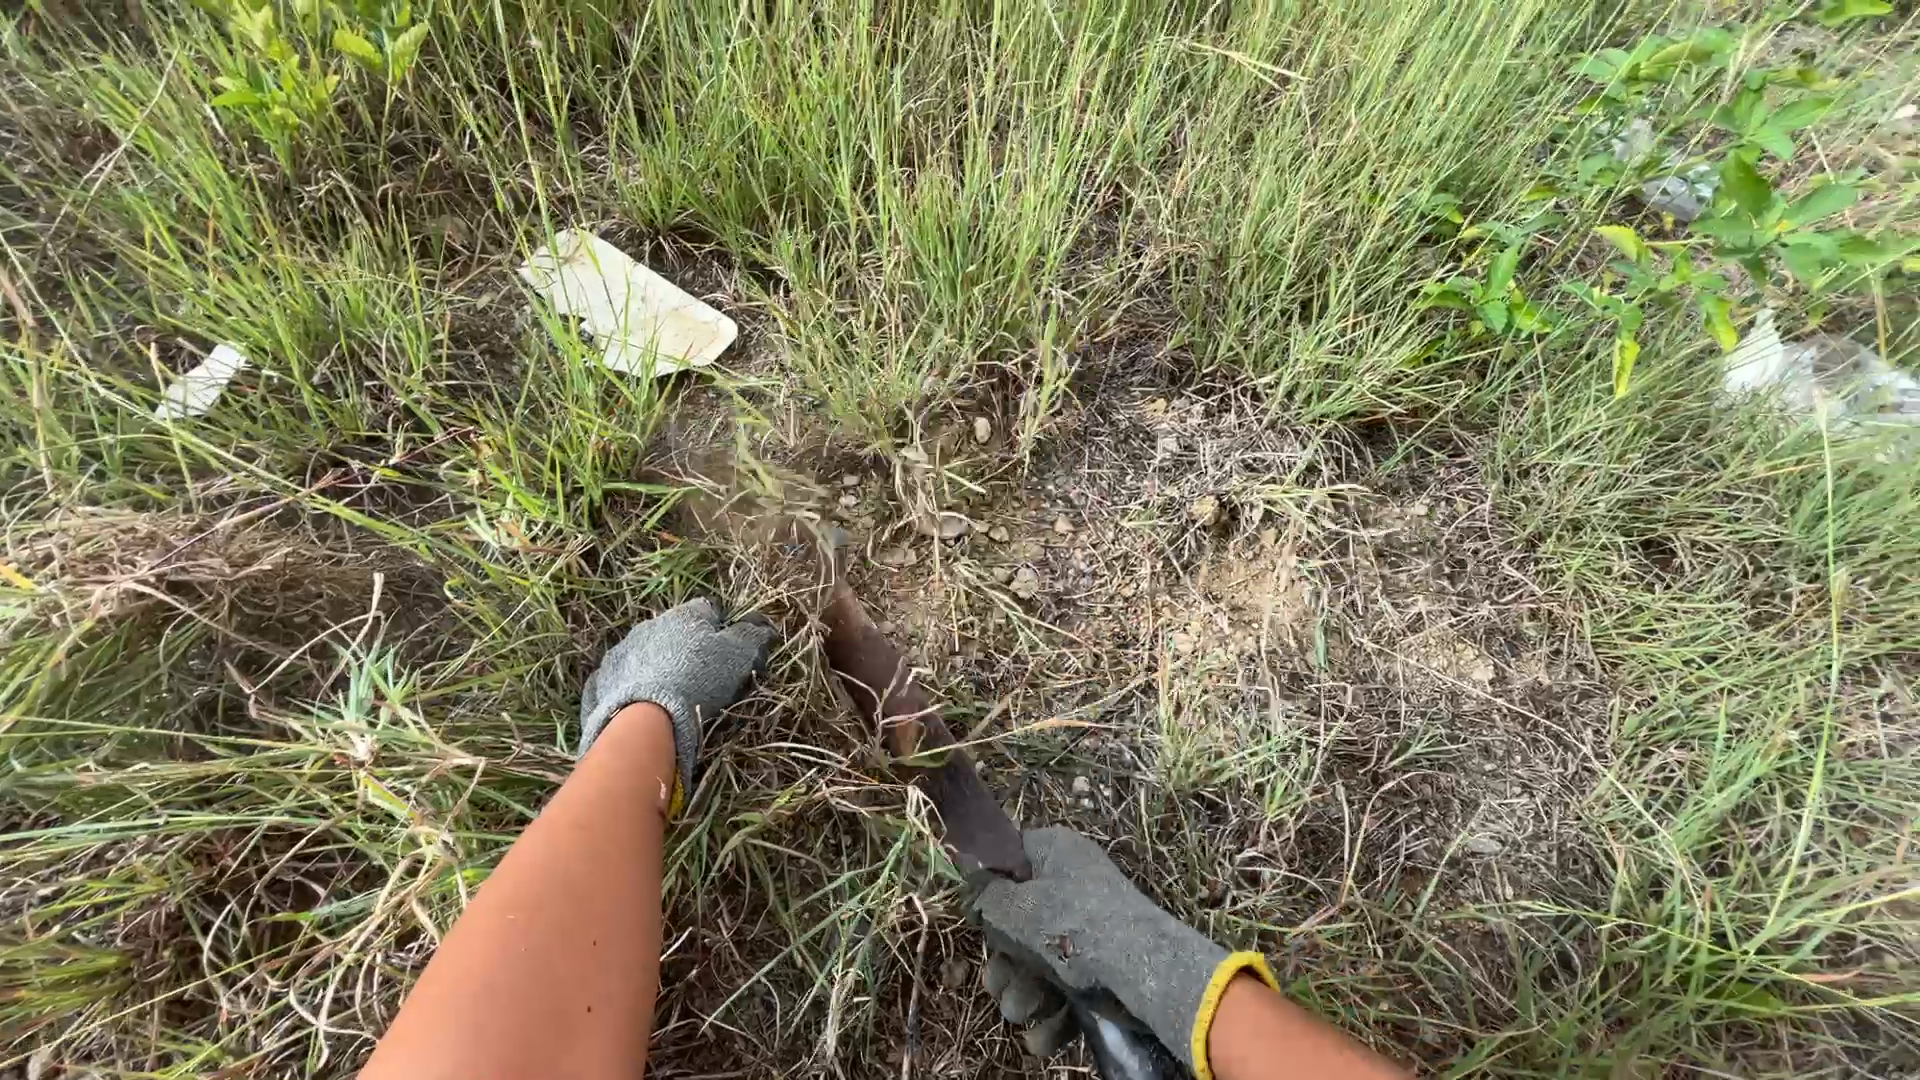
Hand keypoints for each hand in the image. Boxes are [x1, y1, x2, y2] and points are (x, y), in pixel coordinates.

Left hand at [578, 598, 776, 810]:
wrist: (645, 718)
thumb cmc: (699, 680)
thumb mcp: (738, 656)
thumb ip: (753, 636)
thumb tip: (765, 624)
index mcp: (684, 615)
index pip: (708, 609)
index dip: (721, 627)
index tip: (728, 649)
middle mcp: (649, 626)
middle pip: (674, 631)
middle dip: (686, 647)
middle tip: (700, 674)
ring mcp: (621, 653)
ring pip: (644, 653)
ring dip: (656, 665)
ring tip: (669, 693)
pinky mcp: (601, 681)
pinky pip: (619, 678)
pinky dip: (630, 686)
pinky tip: (639, 705)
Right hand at [974, 827, 1276, 1075]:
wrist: (1145, 974)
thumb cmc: (1075, 927)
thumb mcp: (1016, 907)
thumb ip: (983, 893)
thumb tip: (964, 870)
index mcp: (1053, 851)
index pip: (1008, 859)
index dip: (989, 890)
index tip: (980, 919)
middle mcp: (1069, 882)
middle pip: (1016, 919)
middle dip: (1003, 962)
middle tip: (998, 982)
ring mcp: (1086, 926)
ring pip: (1035, 961)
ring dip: (1023, 993)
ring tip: (1024, 1010)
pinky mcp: (1100, 966)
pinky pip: (1062, 986)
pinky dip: (1052, 1013)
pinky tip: (1045, 1034)